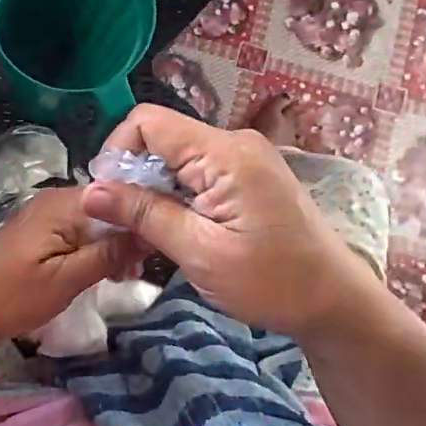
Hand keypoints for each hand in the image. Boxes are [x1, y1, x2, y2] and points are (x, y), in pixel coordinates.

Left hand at [0, 187, 145, 348]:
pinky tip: (100, 271)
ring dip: (111, 246)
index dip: (141, 219)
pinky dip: (92, 249)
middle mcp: (54, 199)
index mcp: (62, 204)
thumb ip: (109, 253)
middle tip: (136, 273)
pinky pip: (77, 232)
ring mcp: (45, 214)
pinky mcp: (40, 231)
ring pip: (94, 222)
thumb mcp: (68, 279)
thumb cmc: (15, 296)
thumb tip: (149, 233)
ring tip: (121, 277)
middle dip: (127, 236)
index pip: (118, 196)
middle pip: (107, 208)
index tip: (157, 250)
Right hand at [80, 104, 378, 339]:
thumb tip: (89, 192)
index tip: (107, 198)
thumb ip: (143, 215)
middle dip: (131, 176)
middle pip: (159, 138)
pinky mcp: (246, 176)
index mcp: (225, 153)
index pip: (147, 122)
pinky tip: (174, 229)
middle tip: (123, 225)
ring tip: (146, 232)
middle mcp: (234, 143)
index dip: (116, 152)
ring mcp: (243, 158)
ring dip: (151, 190)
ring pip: (173, 157)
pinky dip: (173, 196)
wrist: (336, 304)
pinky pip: (194, 171)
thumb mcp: (200, 252)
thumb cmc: (272, 283)